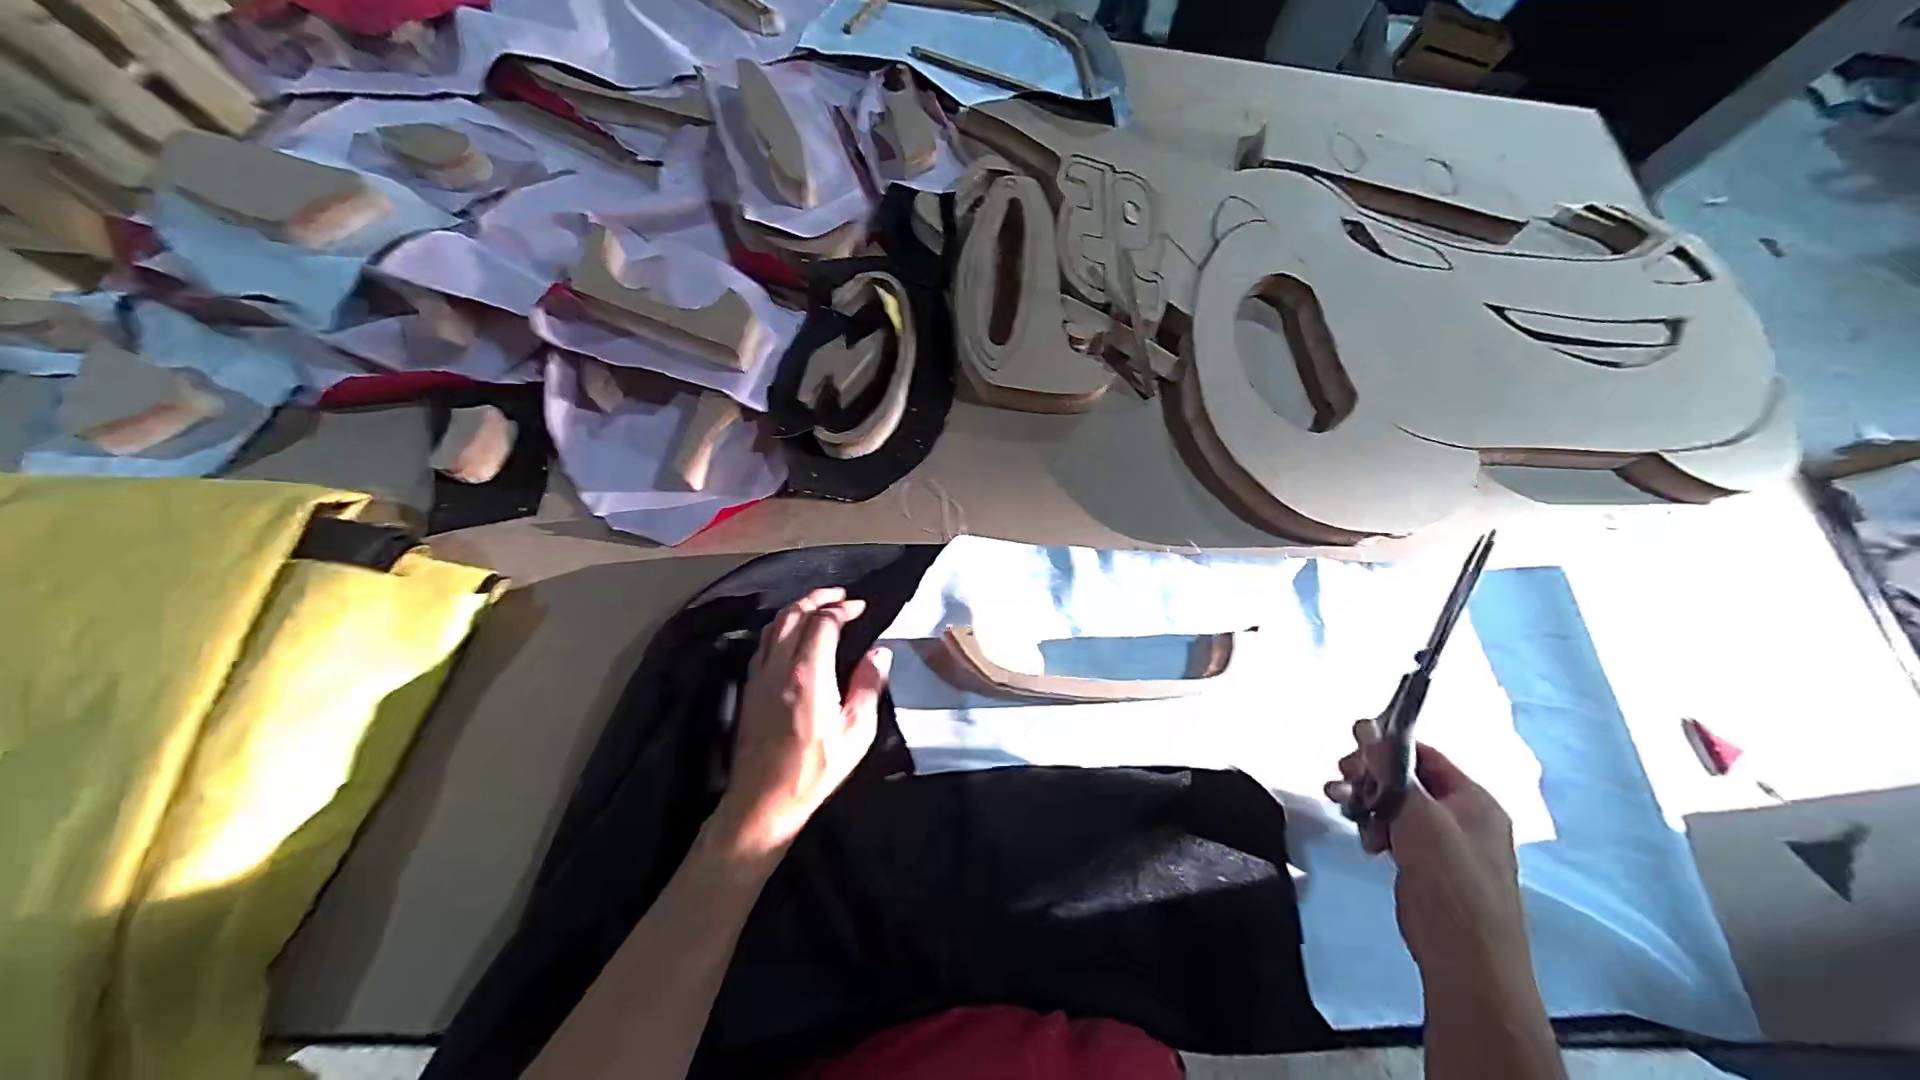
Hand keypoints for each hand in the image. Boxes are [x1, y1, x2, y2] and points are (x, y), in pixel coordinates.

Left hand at [714, 587, 891, 857]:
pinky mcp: (749, 687)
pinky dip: (781, 627)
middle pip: (794, 614)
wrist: (764, 799)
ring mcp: (759, 676)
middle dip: (818, 598)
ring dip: (798, 609)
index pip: (823, 622)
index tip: (859, 608)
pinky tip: (793, 635)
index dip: (843, 608)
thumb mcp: (856, 732)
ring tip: (819, 607)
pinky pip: (764, 643)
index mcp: (808, 674)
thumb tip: (879, 653)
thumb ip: (868, 686)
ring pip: (774, 625)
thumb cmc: (815, 769)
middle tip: (840, 595)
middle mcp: (779, 667)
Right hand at [1324, 720, 1529, 985]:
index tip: (1351, 757)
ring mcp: (1444, 841)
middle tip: (1342, 784)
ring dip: (1366, 803)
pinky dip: (1374, 827)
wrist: (1467, 960)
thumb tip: (1365, 725)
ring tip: (1344, 809)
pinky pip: (1394, 829)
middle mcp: (1461, 815)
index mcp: (1473, 799)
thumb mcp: (1419, 817)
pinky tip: (1365, 839)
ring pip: (1395, 804)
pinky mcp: (1425, 862)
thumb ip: (1390, 770)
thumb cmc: (1451, 882)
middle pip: (1405, 778)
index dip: (1385, 750)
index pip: (1423, 755)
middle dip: (1369, 778)